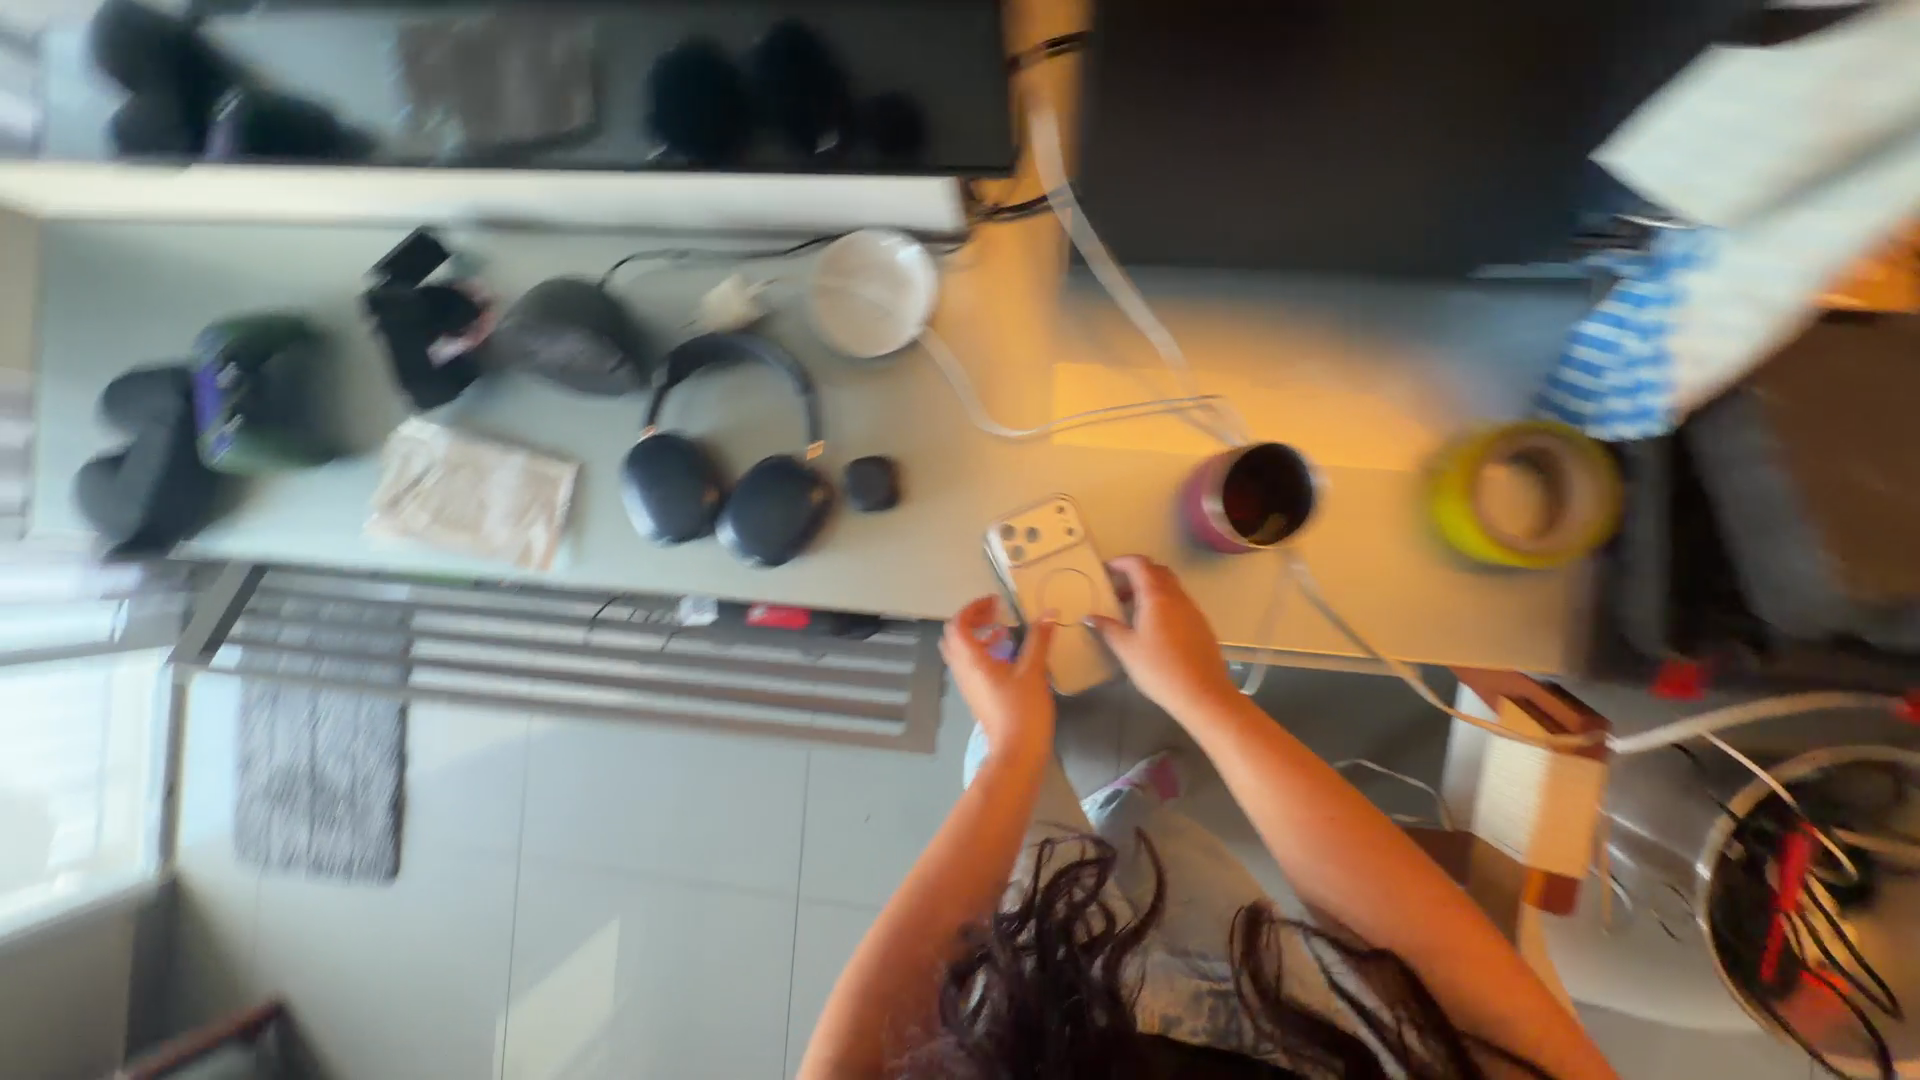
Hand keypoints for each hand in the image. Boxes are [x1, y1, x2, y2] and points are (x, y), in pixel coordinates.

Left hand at [941, 595, 1057, 767]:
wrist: (1016, 752)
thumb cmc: (1023, 710)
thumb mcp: (1034, 671)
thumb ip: (1039, 640)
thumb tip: (1048, 613)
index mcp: (971, 660)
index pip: (958, 624)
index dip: (974, 608)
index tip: (995, 602)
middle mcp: (963, 670)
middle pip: (954, 636)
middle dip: (973, 620)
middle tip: (996, 614)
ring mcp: (967, 685)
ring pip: (960, 652)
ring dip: (977, 636)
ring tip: (1003, 632)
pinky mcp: (976, 695)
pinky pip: (970, 666)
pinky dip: (982, 653)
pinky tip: (1007, 656)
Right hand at [1089, 555, 1238, 713]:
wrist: (1202, 694)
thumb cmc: (1159, 669)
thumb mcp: (1127, 649)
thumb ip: (1108, 628)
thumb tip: (1091, 617)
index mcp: (1157, 597)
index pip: (1140, 564)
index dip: (1122, 562)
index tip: (1107, 570)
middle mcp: (1177, 597)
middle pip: (1157, 571)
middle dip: (1136, 573)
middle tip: (1117, 590)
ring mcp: (1192, 610)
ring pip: (1170, 586)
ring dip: (1150, 589)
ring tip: (1131, 610)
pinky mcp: (1201, 624)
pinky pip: (1179, 602)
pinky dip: (1163, 603)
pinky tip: (1152, 627)